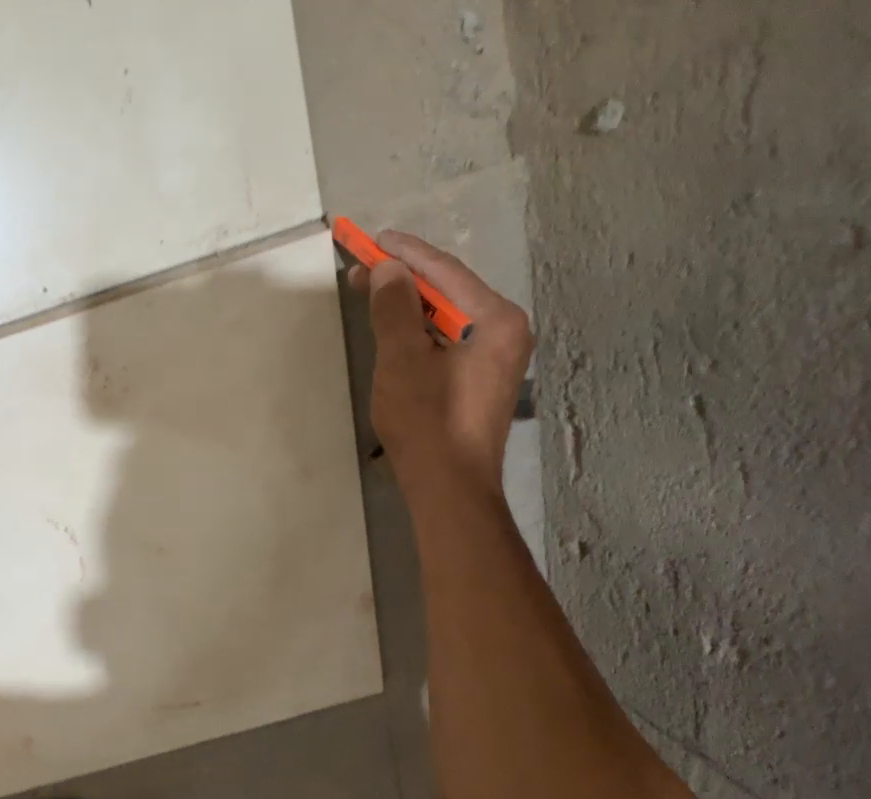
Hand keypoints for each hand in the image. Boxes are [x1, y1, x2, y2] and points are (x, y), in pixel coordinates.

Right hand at [352, 231, 533, 498]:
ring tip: (372, 292)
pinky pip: (448, 340)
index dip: (406, 253)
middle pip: (449, 291)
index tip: (373, 238)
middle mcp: (505, 332)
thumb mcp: (402, 360)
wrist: (449, 486)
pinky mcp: (480, 381)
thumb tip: (389, 270)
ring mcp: (496, 358)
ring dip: (408, 304)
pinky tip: (394, 329)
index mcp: (495, 320)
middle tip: (364, 265)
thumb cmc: (426, 421)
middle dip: (404, 278)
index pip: (445, 272)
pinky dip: (418, 330)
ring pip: (447, 317)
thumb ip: (395, 309)